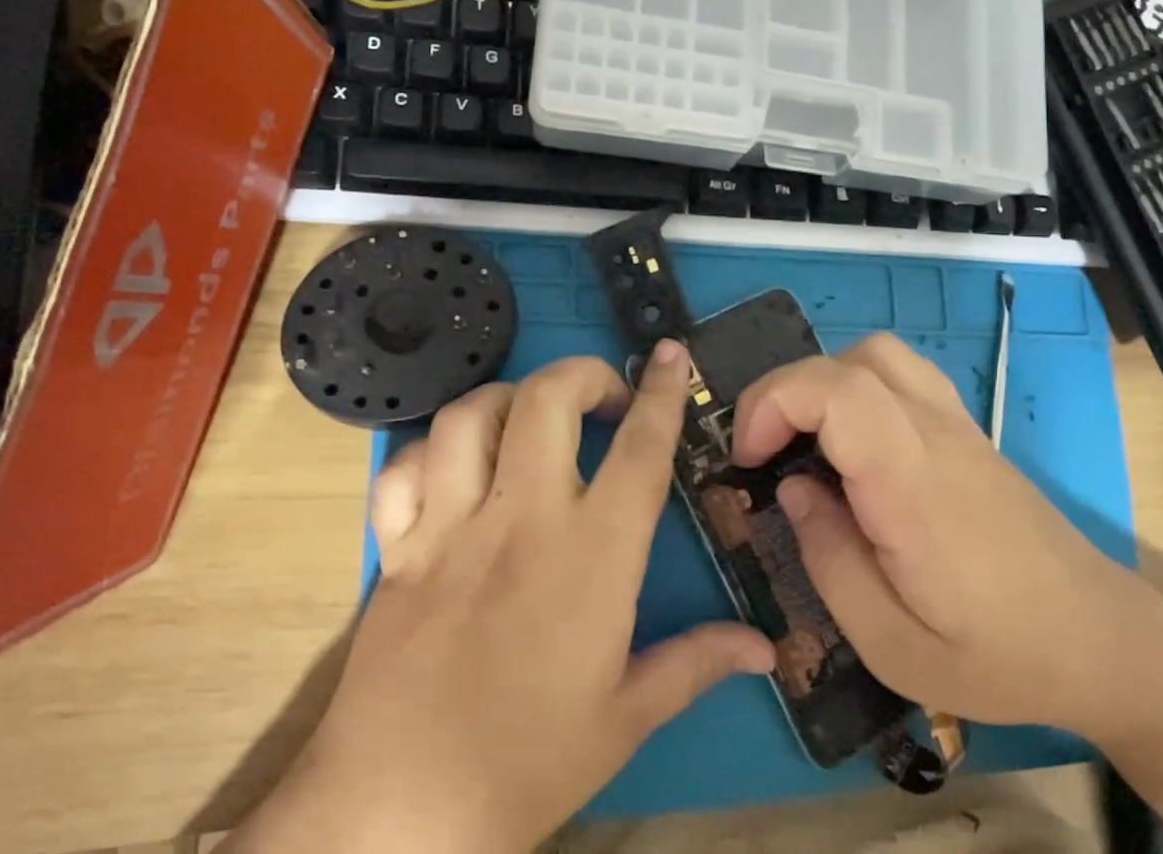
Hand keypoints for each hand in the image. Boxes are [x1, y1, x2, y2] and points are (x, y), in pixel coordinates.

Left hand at [229, 343, 774, 853]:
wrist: (402, 806)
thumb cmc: (528, 764)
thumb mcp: (626, 718)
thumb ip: (696, 663)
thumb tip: (765, 646)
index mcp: (592, 556)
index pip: (639, 451)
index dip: (660, 394)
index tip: (669, 356)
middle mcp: (521, 520)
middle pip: (547, 400)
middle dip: (583, 375)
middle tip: (606, 400)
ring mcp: (450, 529)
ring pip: (471, 417)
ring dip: (508, 400)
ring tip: (534, 423)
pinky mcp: (397, 551)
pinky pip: (403, 472)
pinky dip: (430, 456)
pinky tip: (454, 474)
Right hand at [731, 333, 1161, 733]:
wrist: (1105, 644)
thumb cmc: (1000, 658)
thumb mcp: (893, 645)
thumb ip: (830, 560)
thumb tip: (793, 490)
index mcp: (914, 484)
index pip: (836, 390)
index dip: (772, 403)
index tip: (747, 461)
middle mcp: (939, 435)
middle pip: (853, 359)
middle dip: (786, 393)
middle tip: (765, 457)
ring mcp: (962, 428)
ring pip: (881, 357)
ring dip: (826, 386)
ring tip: (806, 449)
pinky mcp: (972, 437)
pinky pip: (905, 380)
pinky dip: (859, 393)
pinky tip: (856, 456)